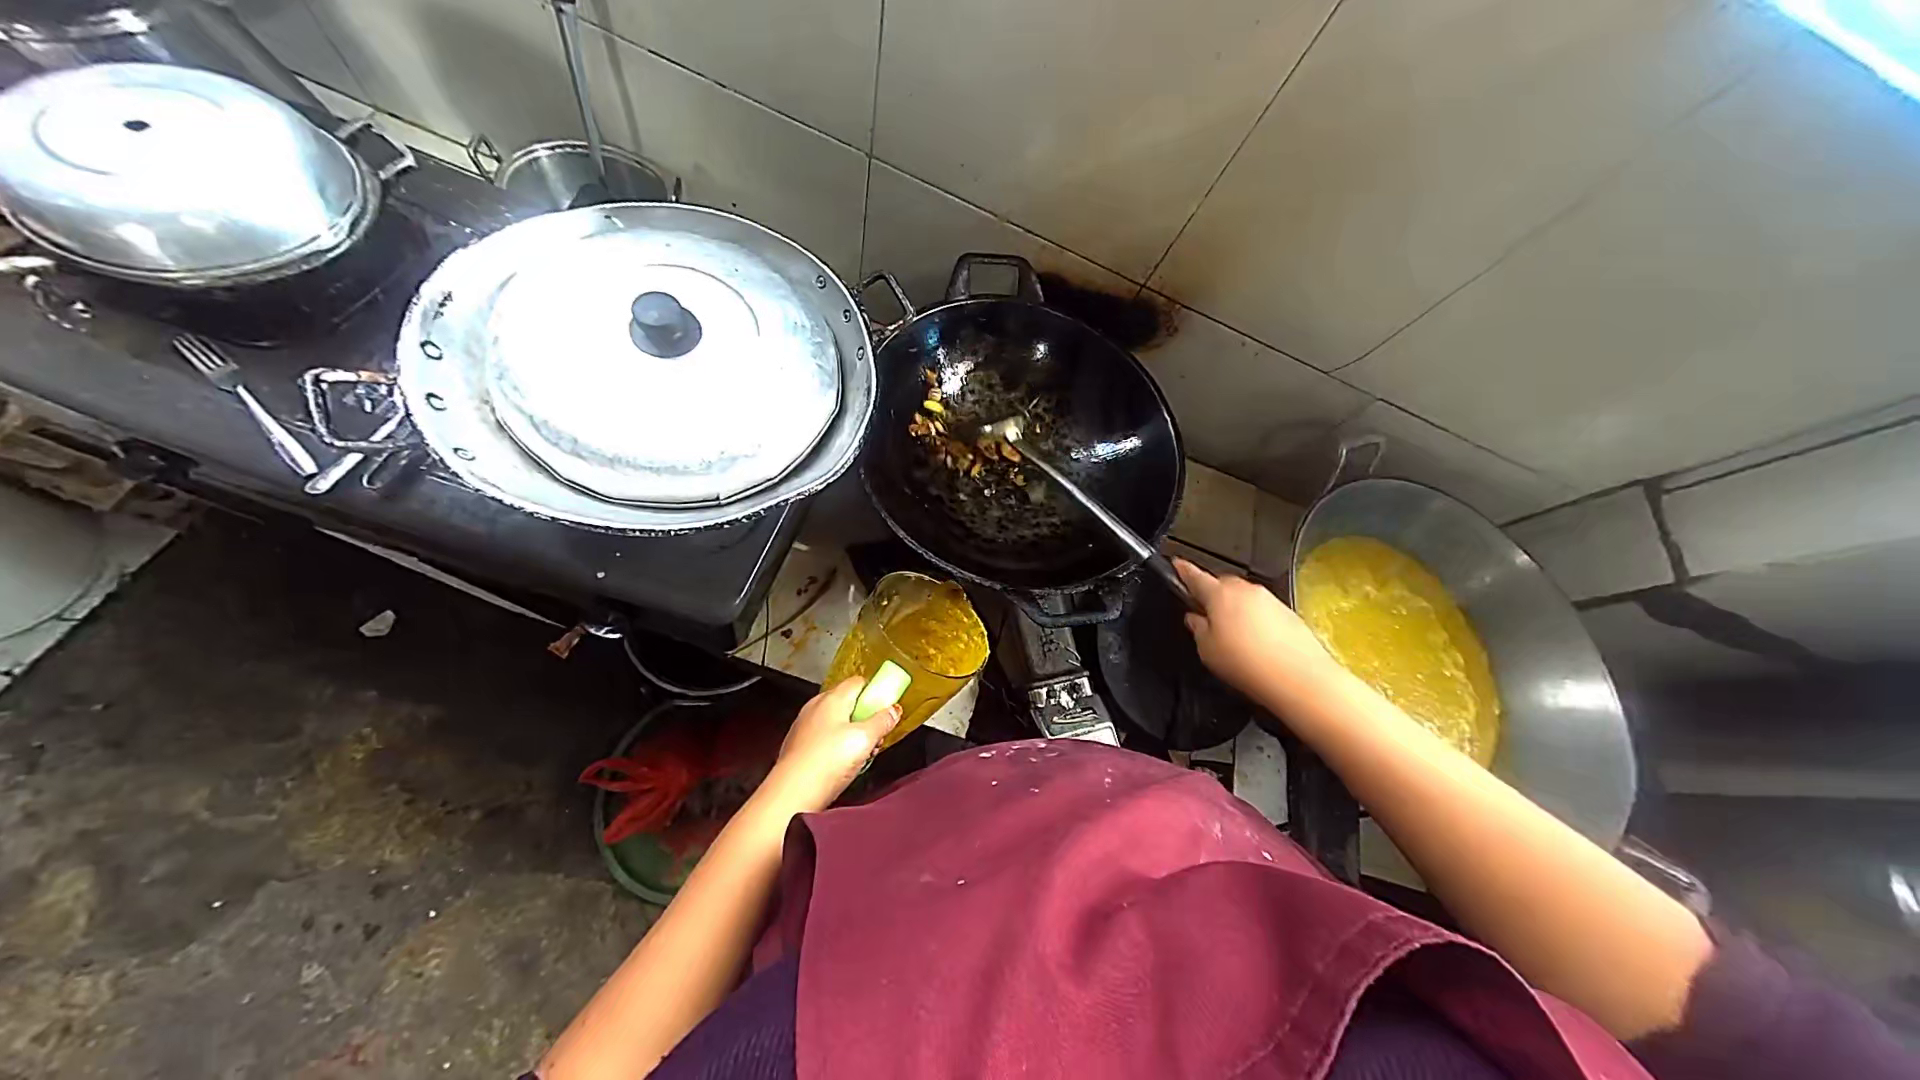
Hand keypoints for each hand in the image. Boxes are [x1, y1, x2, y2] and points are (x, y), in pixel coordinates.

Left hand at [761, 678, 901, 814]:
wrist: (792, 793)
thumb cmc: (824, 763)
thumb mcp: (865, 739)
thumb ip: (883, 721)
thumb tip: (893, 711)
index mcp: (833, 698)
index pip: (860, 682)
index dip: (876, 692)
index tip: (887, 706)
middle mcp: (816, 707)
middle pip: (849, 703)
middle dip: (866, 718)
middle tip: (876, 736)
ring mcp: (806, 725)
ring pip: (837, 722)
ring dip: (852, 735)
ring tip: (860, 756)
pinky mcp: (799, 745)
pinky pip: (825, 739)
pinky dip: (836, 747)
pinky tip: (842, 766)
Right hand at [1175, 558, 1339, 707]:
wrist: (1299, 678)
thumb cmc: (1247, 663)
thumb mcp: (1206, 650)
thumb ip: (1197, 628)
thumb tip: (1196, 619)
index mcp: (1219, 593)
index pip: (1194, 575)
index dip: (1182, 570)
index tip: (1177, 565)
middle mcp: (1246, 589)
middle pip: (1222, 585)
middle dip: (1212, 597)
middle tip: (1205, 619)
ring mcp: (1270, 600)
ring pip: (1244, 598)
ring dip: (1235, 611)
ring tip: (1232, 640)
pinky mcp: (1288, 613)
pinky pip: (1263, 611)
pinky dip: (1255, 622)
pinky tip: (1254, 645)